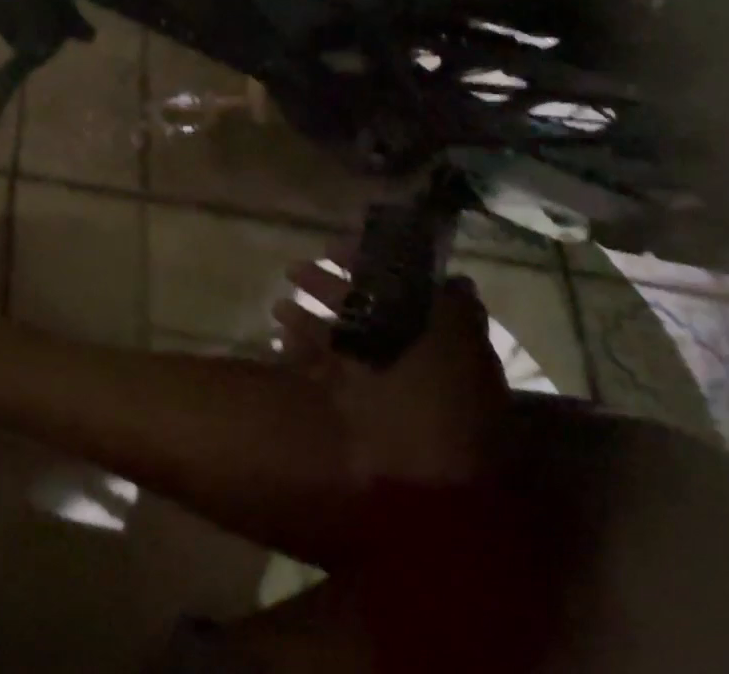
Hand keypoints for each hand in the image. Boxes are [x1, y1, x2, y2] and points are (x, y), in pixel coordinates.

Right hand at [274, 254, 510, 485]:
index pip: (409, 290)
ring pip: (343, 338)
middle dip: (334, 287)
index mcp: (444, 342)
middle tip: (293, 268)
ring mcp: (381, 385)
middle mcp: (416, 360)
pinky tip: (280, 337)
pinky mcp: (351, 407)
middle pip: (371, 312)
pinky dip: (302, 350)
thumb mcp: (451, 345)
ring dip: (312, 317)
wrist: (423, 481)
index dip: (375, 265)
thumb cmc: (436, 403)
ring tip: (278, 305)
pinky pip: (323, 368)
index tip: (336, 246)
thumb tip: (449, 275)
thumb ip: (450, 307)